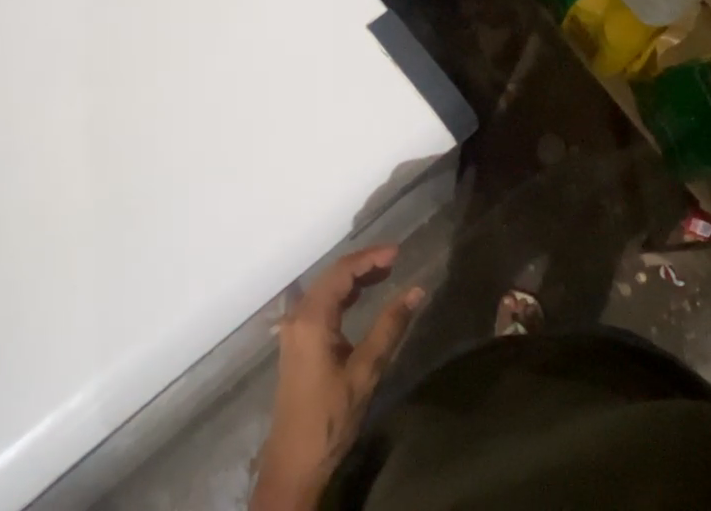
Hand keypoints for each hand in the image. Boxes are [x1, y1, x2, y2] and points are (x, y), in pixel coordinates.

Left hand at [251, 246, 423, 510]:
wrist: (295, 458)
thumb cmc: (331, 414)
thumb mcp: (366, 370)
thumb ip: (390, 326)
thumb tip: (416, 291)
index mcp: (312, 319)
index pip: (342, 273)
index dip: (370, 258)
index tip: (398, 251)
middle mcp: (298, 317)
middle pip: (331, 277)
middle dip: (363, 264)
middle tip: (395, 259)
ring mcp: (295, 330)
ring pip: (325, 291)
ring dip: (353, 279)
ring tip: (386, 272)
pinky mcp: (298, 343)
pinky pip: (321, 306)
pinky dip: (343, 296)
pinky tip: (362, 298)